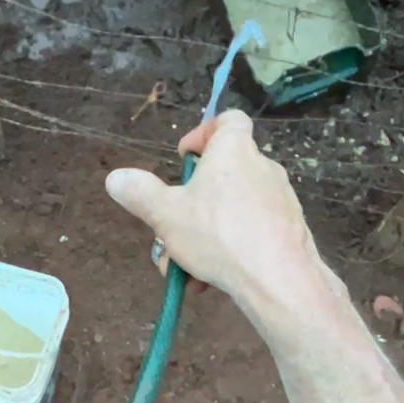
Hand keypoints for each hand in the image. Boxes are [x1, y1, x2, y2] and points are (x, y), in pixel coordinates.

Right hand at [104, 110, 339, 318]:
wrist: (277, 278)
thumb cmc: (218, 234)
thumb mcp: (166, 215)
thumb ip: (140, 194)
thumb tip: (114, 178)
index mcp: (233, 150)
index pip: (227, 120)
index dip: (203, 133)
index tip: (184, 158)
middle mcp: (261, 167)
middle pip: (220, 177)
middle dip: (190, 208)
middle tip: (171, 233)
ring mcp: (279, 200)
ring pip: (231, 212)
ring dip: (204, 237)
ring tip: (187, 270)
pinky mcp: (289, 230)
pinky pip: (250, 233)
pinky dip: (228, 251)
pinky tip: (211, 281)